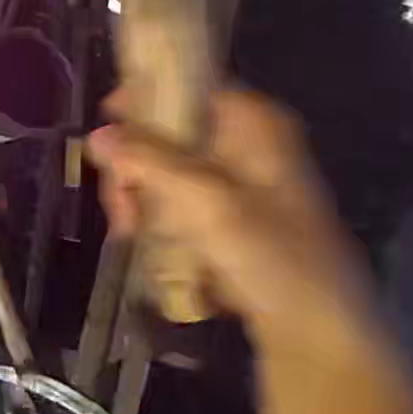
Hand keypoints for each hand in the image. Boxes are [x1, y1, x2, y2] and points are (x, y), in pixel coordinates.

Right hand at [86, 88, 373, 353]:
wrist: (317, 330)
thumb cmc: (271, 256)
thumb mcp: (204, 202)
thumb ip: (147, 161)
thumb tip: (95, 134)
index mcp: (253, 122)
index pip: (187, 83)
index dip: (142, 97)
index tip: (105, 125)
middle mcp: (244, 140)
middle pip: (168, 128)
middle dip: (134, 162)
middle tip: (118, 201)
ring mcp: (235, 177)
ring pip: (165, 164)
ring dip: (138, 191)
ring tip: (127, 228)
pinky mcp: (226, 211)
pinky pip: (175, 194)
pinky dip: (154, 210)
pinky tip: (140, 234)